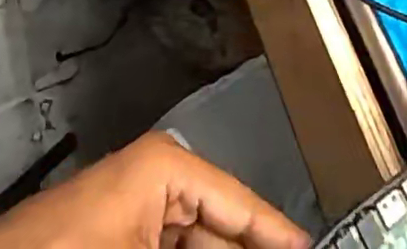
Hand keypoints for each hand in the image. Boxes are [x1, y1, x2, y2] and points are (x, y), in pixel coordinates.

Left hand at [0, 132, 310, 248]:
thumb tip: (275, 246)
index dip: (283, 236)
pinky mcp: (123, 235)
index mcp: (169, 166)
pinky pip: (171, 248)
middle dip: (249, 245)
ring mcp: (140, 211)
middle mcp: (159, 179)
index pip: (247, 208)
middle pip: (224, 229)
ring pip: (200, 241)